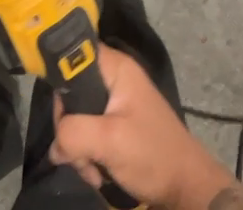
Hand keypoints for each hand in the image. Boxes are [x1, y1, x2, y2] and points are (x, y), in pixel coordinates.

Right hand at [50, 47, 242, 209]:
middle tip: (79, 151)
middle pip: (71, 93)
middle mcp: (114, 79)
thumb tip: (55, 142)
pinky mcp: (116, 126)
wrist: (187, 188)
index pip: (73, 54)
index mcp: (116, 68)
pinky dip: (88, 154)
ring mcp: (115, 104)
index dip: (60, 78)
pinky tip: (97, 172)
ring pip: (77, 118)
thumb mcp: (109, 140)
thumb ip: (73, 132)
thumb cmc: (152, 154)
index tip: (62, 112)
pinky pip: (88, 133)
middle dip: (70, 128)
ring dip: (78, 148)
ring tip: (92, 169)